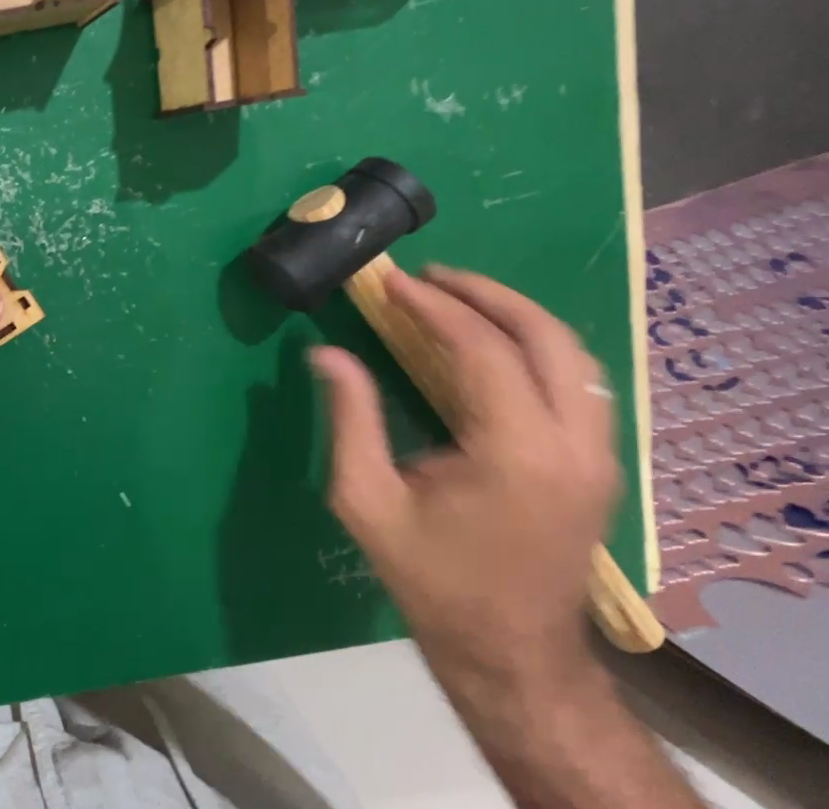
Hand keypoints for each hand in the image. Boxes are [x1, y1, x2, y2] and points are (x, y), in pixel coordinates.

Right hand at [310, 266, 617, 690]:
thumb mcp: (366, 499)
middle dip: (487, 295)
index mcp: (514, 451)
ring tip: (458, 299)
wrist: (508, 647)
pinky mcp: (599, 463)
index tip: (391, 283)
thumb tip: (326, 353)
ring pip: (574, 355)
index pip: (481, 350)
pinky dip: (536, 347)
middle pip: (547, 337)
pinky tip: (494, 344)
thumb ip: (350, 419)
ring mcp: (598, 454)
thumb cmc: (428, 576)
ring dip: (517, 316)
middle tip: (430, 278)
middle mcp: (573, 443)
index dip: (433, 307)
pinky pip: (578, 381)